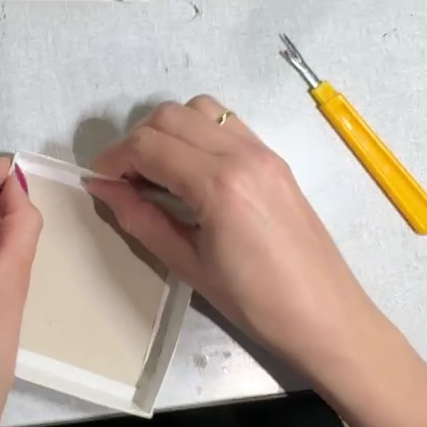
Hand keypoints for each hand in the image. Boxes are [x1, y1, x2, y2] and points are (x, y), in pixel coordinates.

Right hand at [87, 97, 391, 376]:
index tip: (99, 181)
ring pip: (197, 108)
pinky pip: (224, 122)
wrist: (327, 317)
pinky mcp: (273, 157)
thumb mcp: (186, 265)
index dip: (113, 158)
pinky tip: (190, 169)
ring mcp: (262, 151)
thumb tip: (102, 188)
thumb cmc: (254, 303)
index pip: (148, 145)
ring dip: (167, 130)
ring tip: (158, 171)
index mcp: (219, 184)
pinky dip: (196, 131)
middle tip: (125, 180)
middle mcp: (241, 153)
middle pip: (169, 116)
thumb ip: (140, 218)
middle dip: (136, 141)